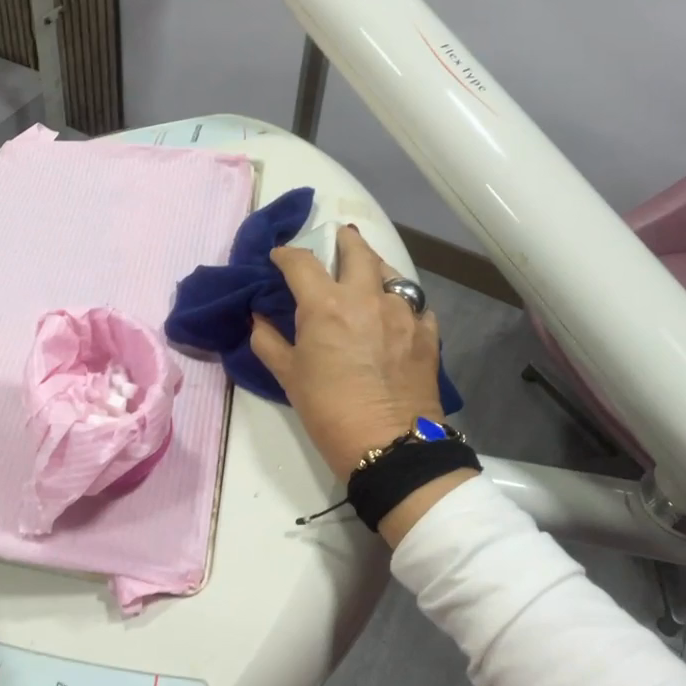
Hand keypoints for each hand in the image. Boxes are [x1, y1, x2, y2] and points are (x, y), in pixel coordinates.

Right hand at [250, 226, 444, 479]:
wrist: (391, 447)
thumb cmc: (329, 410)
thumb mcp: (288, 375)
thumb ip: (268, 340)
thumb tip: (258, 318)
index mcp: (326, 304)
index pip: (301, 261)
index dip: (286, 254)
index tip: (278, 257)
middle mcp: (366, 297)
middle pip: (356, 250)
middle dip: (341, 240)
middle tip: (334, 239)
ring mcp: (403, 313)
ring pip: (391, 272)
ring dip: (374, 266)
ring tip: (365, 272)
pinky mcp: (427, 334)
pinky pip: (415, 305)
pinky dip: (401, 303)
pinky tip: (394, 314)